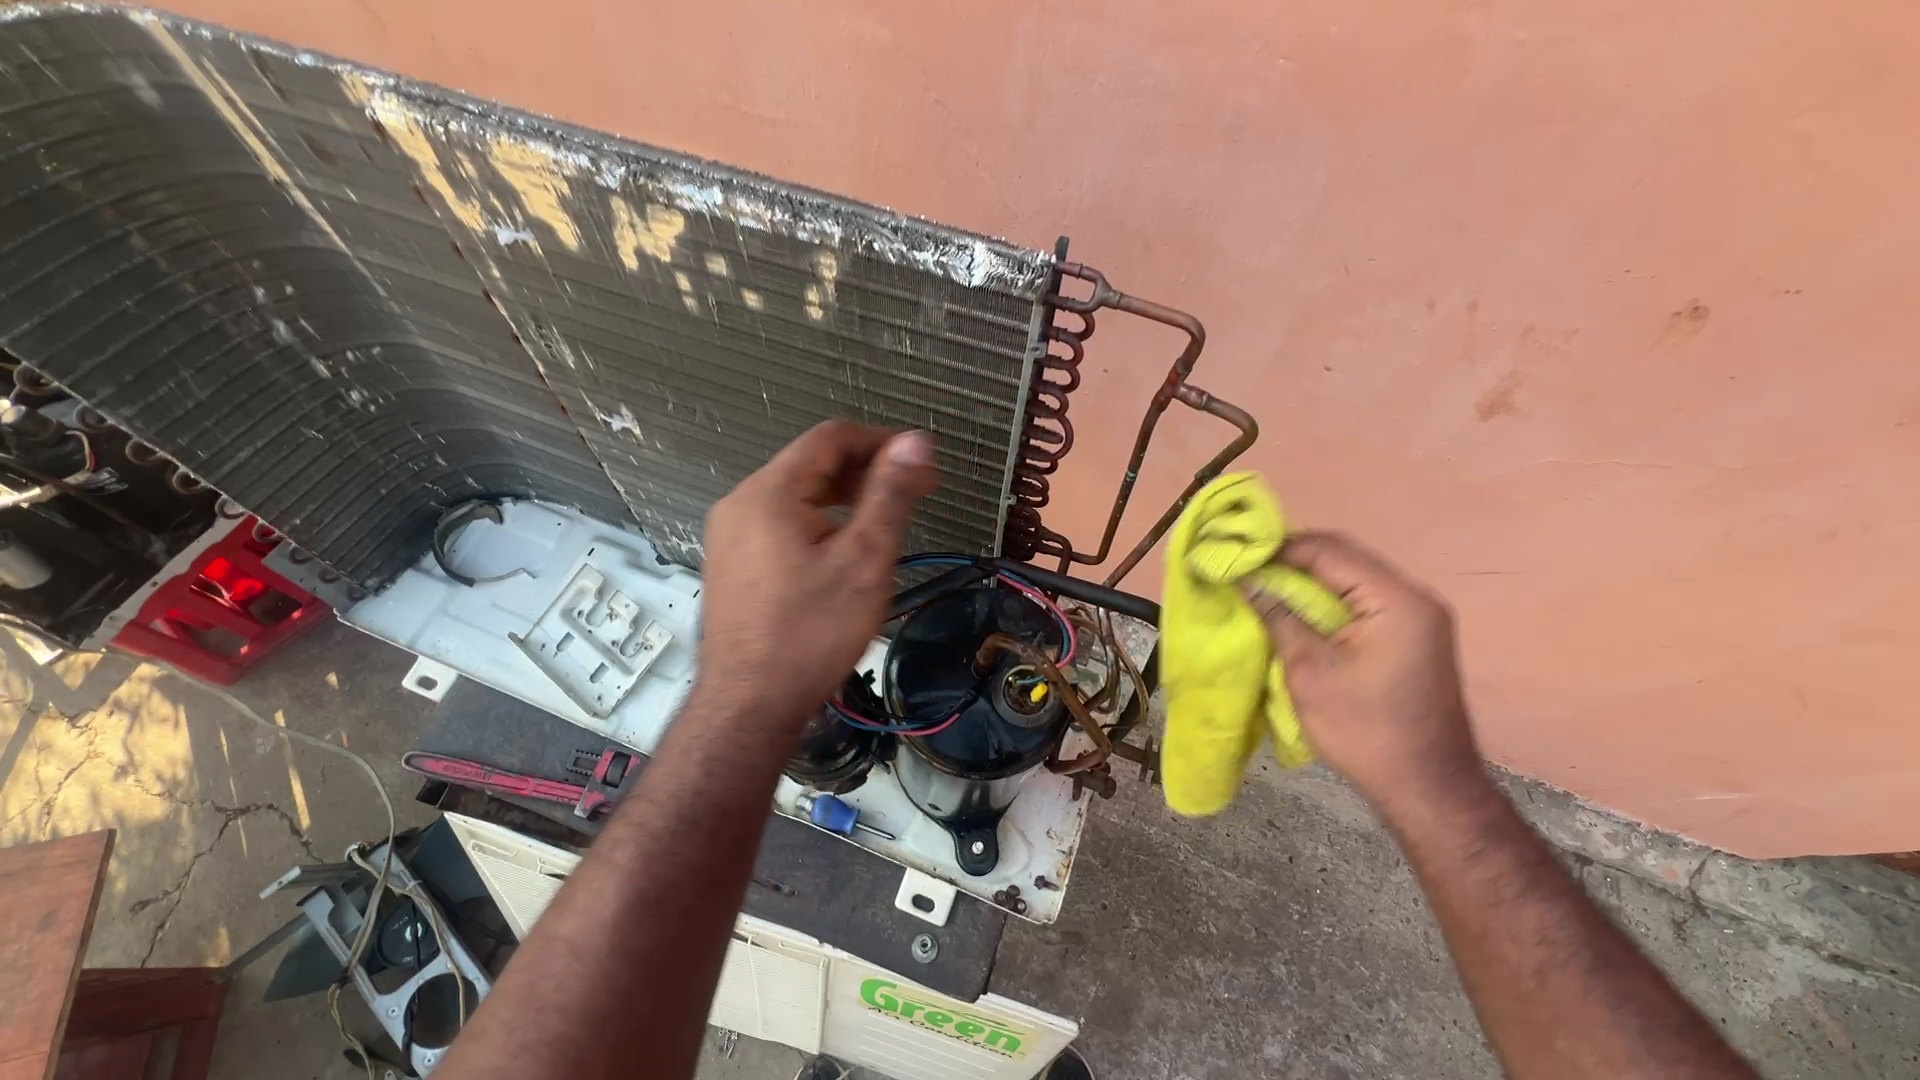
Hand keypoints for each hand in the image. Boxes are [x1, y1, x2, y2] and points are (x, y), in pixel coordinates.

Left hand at [694, 422, 937, 724]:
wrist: (750, 705)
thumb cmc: (811, 634)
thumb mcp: (864, 560)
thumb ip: (890, 495)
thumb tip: (917, 442)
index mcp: (769, 493)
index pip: (830, 438)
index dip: (881, 442)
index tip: (922, 463)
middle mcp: (740, 503)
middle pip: (811, 463)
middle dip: (866, 471)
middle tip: (915, 493)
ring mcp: (730, 535)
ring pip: (795, 495)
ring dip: (843, 496)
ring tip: (886, 520)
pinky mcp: (731, 563)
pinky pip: (779, 523)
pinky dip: (817, 521)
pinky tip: (843, 549)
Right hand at [1241, 532, 1486, 816]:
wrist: (1426, 788)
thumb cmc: (1364, 729)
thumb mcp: (1309, 671)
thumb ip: (1279, 616)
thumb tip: (1247, 581)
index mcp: (1396, 599)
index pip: (1329, 551)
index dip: (1278, 548)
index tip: (1236, 556)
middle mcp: (1414, 598)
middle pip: (1344, 559)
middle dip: (1292, 561)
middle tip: (1246, 570)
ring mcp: (1418, 618)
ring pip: (1353, 580)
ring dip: (1308, 581)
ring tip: (1263, 589)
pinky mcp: (1412, 638)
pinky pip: (1363, 603)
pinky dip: (1328, 602)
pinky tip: (1297, 613)